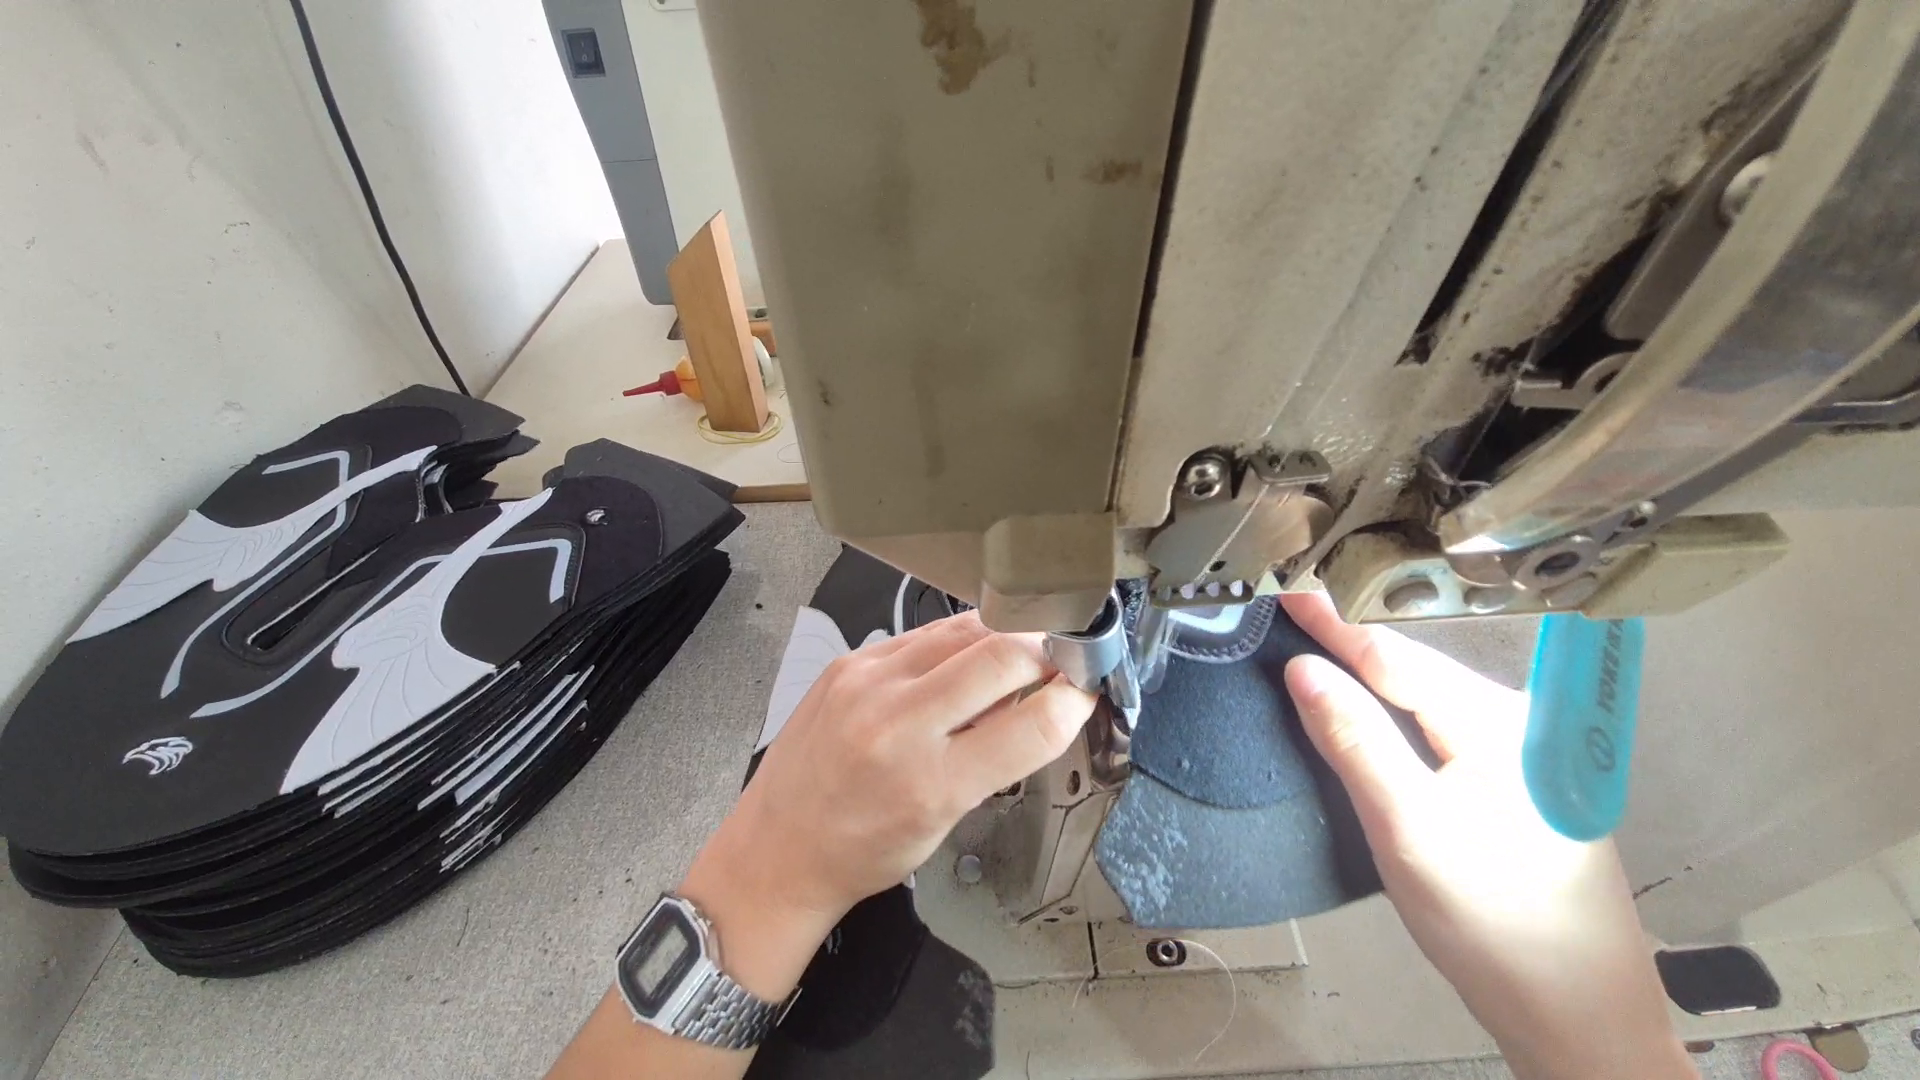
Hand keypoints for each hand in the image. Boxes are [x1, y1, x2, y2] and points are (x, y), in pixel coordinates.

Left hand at [546, 614, 1093, 1079]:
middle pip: (1002, 655)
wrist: (777, 848)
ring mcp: (868, 681)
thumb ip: (994, 758)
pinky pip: (923, 635)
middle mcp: (898, 723)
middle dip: (1047, 649)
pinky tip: (970, 652)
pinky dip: (959, 640)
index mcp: (932, 783)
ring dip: (1006, 635)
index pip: (1032, 724)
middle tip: (1064, 656)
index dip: (1074, 699)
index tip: (1087, 689)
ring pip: (965, 630)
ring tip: (1024, 646)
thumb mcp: (945, 823)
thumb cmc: (865, 851)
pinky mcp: (850, 661)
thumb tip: (1043, 700)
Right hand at [1279, 593, 1693, 1079]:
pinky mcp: (1522, 787)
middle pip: (1417, 671)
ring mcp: (1528, 758)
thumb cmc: (1488, 922)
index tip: (1289, 590)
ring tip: (1323, 647)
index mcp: (1500, 725)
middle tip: (1297, 612)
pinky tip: (1375, 709)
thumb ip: (1355, 740)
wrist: (1579, 1019)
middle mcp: (1523, 727)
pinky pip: (1444, 728)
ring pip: (1432, 699)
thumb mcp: (1406, 828)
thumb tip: (1304, 668)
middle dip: (1353, 641)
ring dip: (1374, 675)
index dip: (1334, 624)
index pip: (1395, 658)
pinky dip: (1398, 711)